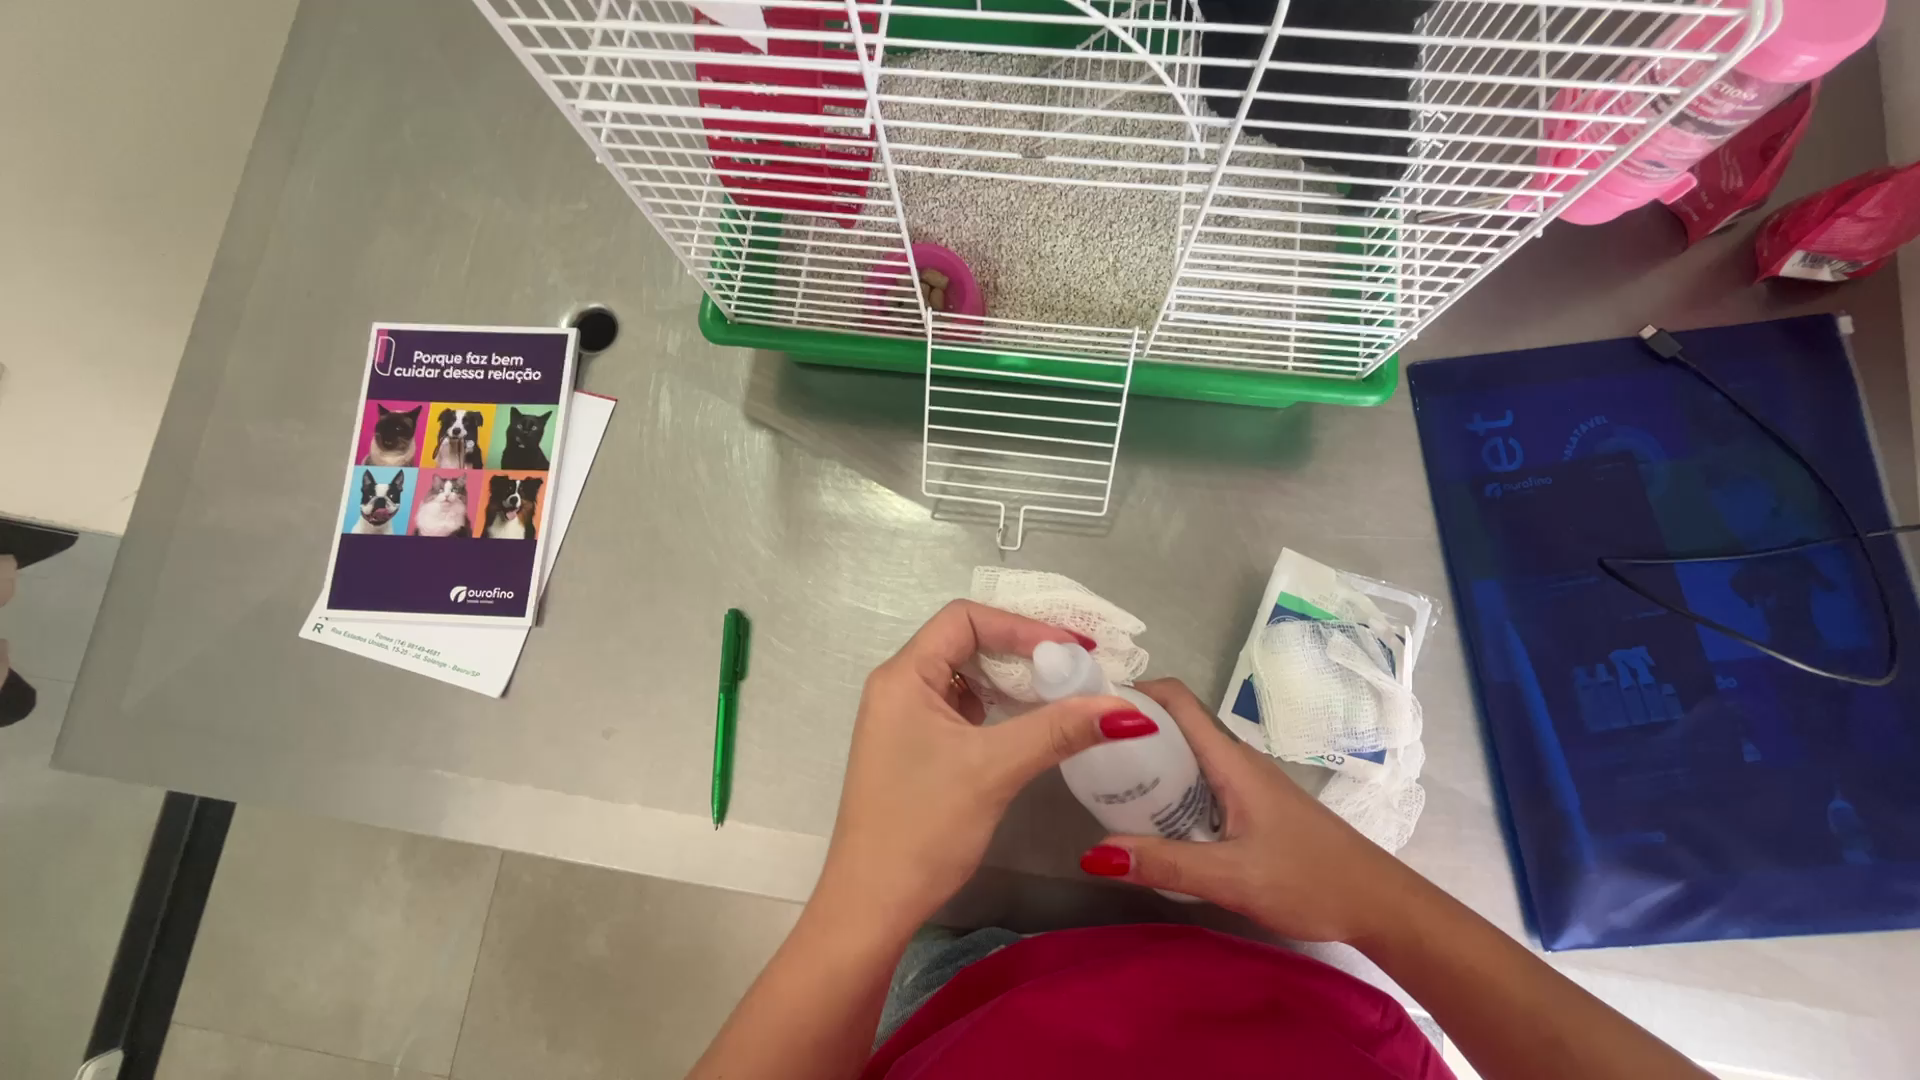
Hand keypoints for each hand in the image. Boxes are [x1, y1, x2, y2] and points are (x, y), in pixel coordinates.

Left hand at [816, 600, 1154, 930]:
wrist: (872, 904)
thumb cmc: (924, 826)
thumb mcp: (994, 769)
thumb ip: (1059, 730)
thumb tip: (1129, 711)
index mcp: (903, 675)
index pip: (966, 619)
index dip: (1022, 625)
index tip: (1072, 648)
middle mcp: (899, 686)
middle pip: (966, 642)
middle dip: (1023, 650)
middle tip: (1076, 665)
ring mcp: (904, 718)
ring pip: (966, 677)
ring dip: (1012, 680)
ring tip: (1062, 691)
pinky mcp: (915, 747)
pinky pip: (962, 709)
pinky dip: (998, 708)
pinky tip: (1029, 723)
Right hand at [1076, 678, 1423, 943]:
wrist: (1381, 905)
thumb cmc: (1309, 880)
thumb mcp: (1231, 878)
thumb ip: (1164, 864)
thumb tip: (1093, 854)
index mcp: (1230, 760)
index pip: (1177, 700)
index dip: (1136, 691)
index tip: (1093, 705)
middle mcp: (1236, 761)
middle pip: (1175, 727)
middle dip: (1131, 733)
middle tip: (1089, 755)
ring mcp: (1247, 783)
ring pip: (1188, 757)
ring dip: (1150, 763)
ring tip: (1110, 786)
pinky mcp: (1254, 805)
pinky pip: (1201, 782)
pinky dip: (1171, 789)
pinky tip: (1156, 821)